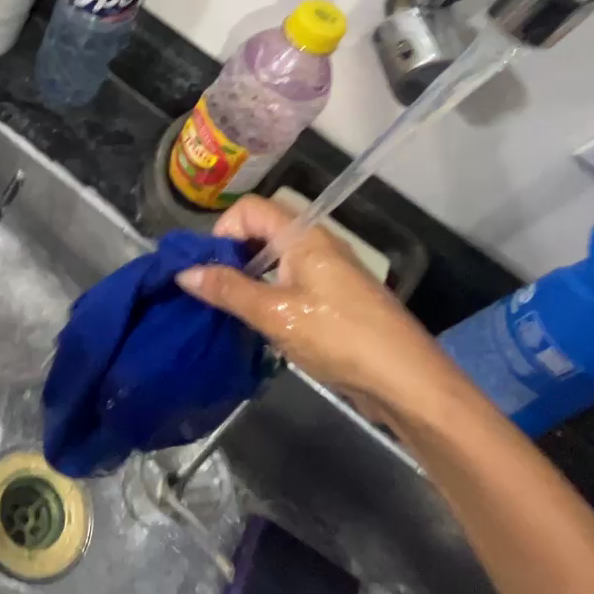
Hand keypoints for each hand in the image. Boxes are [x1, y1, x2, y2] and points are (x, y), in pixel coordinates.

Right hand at [175, 196, 458, 421]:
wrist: (409, 384)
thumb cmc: (340, 338)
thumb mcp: (275, 314)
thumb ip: (228, 290)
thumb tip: (183, 272)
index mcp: (303, 236)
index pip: (249, 208)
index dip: (223, 230)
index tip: (209, 267)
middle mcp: (316, 245)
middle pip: (261, 232)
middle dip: (231, 256)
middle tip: (213, 291)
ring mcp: (329, 273)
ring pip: (275, 261)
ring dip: (248, 280)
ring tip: (231, 311)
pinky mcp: (336, 300)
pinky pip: (290, 283)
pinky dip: (269, 296)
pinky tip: (261, 326)